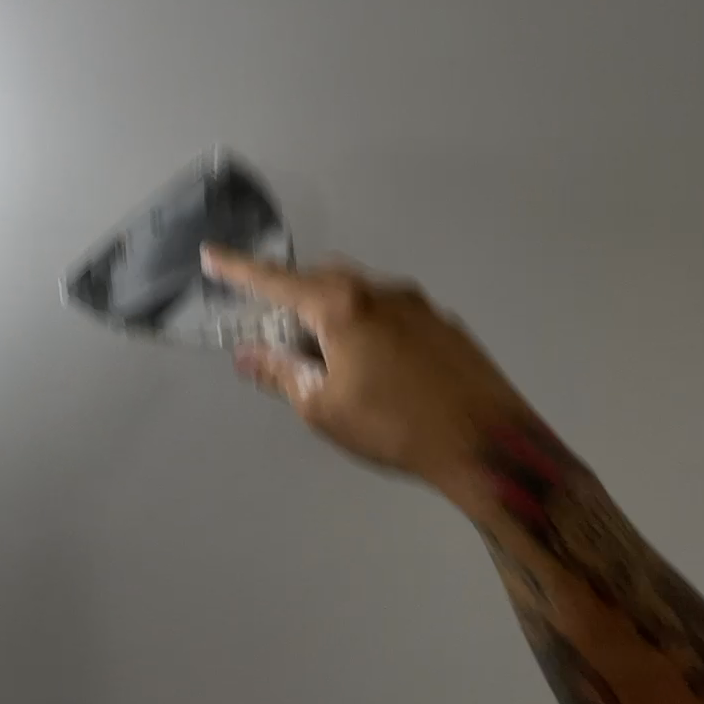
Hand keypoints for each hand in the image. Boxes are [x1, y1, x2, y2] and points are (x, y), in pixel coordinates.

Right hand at [202, 246, 533, 495]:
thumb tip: (246, 356)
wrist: (492, 449)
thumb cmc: (393, 426)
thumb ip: (280, 373)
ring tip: (329, 361)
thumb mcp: (321, 407)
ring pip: (357, 294)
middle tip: (277, 333)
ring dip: (331, 315)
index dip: (238, 269)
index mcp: (341, 307)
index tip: (210, 254)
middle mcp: (379, 292)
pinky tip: (374, 369)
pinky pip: (388, 312)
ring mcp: (418, 306)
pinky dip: (365, 327)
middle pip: (320, 278)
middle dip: (291, 295)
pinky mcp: (445, 325)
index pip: (275, 281)